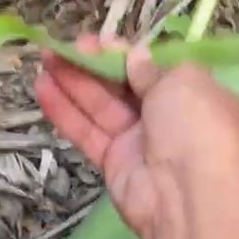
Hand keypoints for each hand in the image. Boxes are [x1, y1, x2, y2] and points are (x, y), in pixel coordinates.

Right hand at [34, 37, 238, 238]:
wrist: (190, 197)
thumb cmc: (196, 128)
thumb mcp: (183, 82)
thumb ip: (153, 69)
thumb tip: (136, 57)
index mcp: (194, 95)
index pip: (156, 69)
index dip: (127, 54)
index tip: (101, 41)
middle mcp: (168, 118)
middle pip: (124, 86)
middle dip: (94, 64)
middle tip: (64, 46)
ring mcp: (139, 142)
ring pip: (101, 107)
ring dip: (73, 82)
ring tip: (44, 58)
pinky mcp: (115, 164)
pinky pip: (88, 133)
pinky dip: (65, 112)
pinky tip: (41, 88)